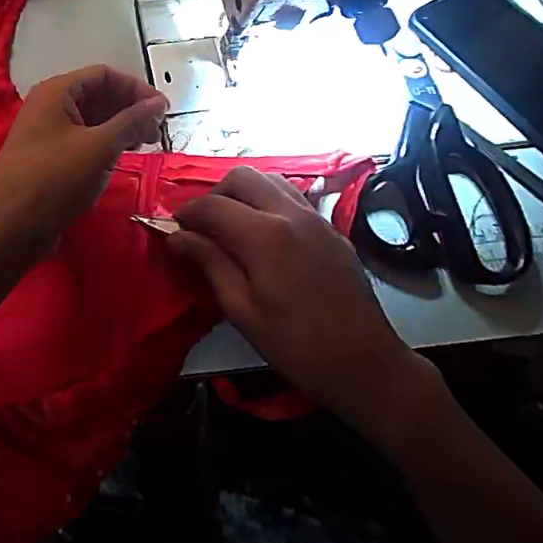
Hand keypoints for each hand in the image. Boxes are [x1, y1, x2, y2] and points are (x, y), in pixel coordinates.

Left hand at [0, 65, 167, 260]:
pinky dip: (106, 144)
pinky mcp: (49, 158)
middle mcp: (49, 106)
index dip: (136, 88)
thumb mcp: (99, 148)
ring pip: (92, 119)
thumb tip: (159, 103)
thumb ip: (132, 121)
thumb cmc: (53, 181)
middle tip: (157, 132)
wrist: (7, 230)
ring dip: (121, 128)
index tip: (163, 110)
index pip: (104, 75)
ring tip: (145, 145)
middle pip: (99, 95)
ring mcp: (47, 133)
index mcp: (56, 92)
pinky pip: (83, 140)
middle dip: (130, 109)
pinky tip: (122, 158)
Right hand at [169, 167, 435, 424]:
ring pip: (271, 180)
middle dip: (216, 193)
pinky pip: (294, 199)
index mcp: (265, 235)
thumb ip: (210, 264)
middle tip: (205, 226)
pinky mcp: (333, 230)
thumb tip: (178, 237)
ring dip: (245, 193)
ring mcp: (317, 219)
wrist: (366, 365)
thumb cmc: (297, 346)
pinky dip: (270, 204)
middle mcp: (291, 214)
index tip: (175, 229)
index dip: (188, 213)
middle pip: (243, 177)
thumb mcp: (242, 310)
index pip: (213, 205)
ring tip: (233, 226)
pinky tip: (266, 238)